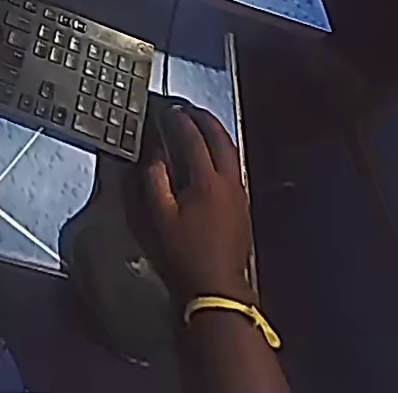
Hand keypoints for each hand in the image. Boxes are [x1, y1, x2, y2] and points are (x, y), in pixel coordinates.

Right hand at [143, 104, 255, 302]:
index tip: (167, 111)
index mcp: (206, 181)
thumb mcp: (159, 215)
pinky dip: (221, 149)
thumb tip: (155, 155)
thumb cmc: (184, 252)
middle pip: (220, 139)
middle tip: (187, 108)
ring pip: (231, 150)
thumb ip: (155, 179)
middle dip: (203, 119)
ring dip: (215, 132)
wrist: (217, 289)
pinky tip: (210, 152)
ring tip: (199, 123)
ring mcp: (239, 193)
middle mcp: (227, 182)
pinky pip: (233, 164)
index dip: (179, 121)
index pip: (193, 139)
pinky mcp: (242, 204)